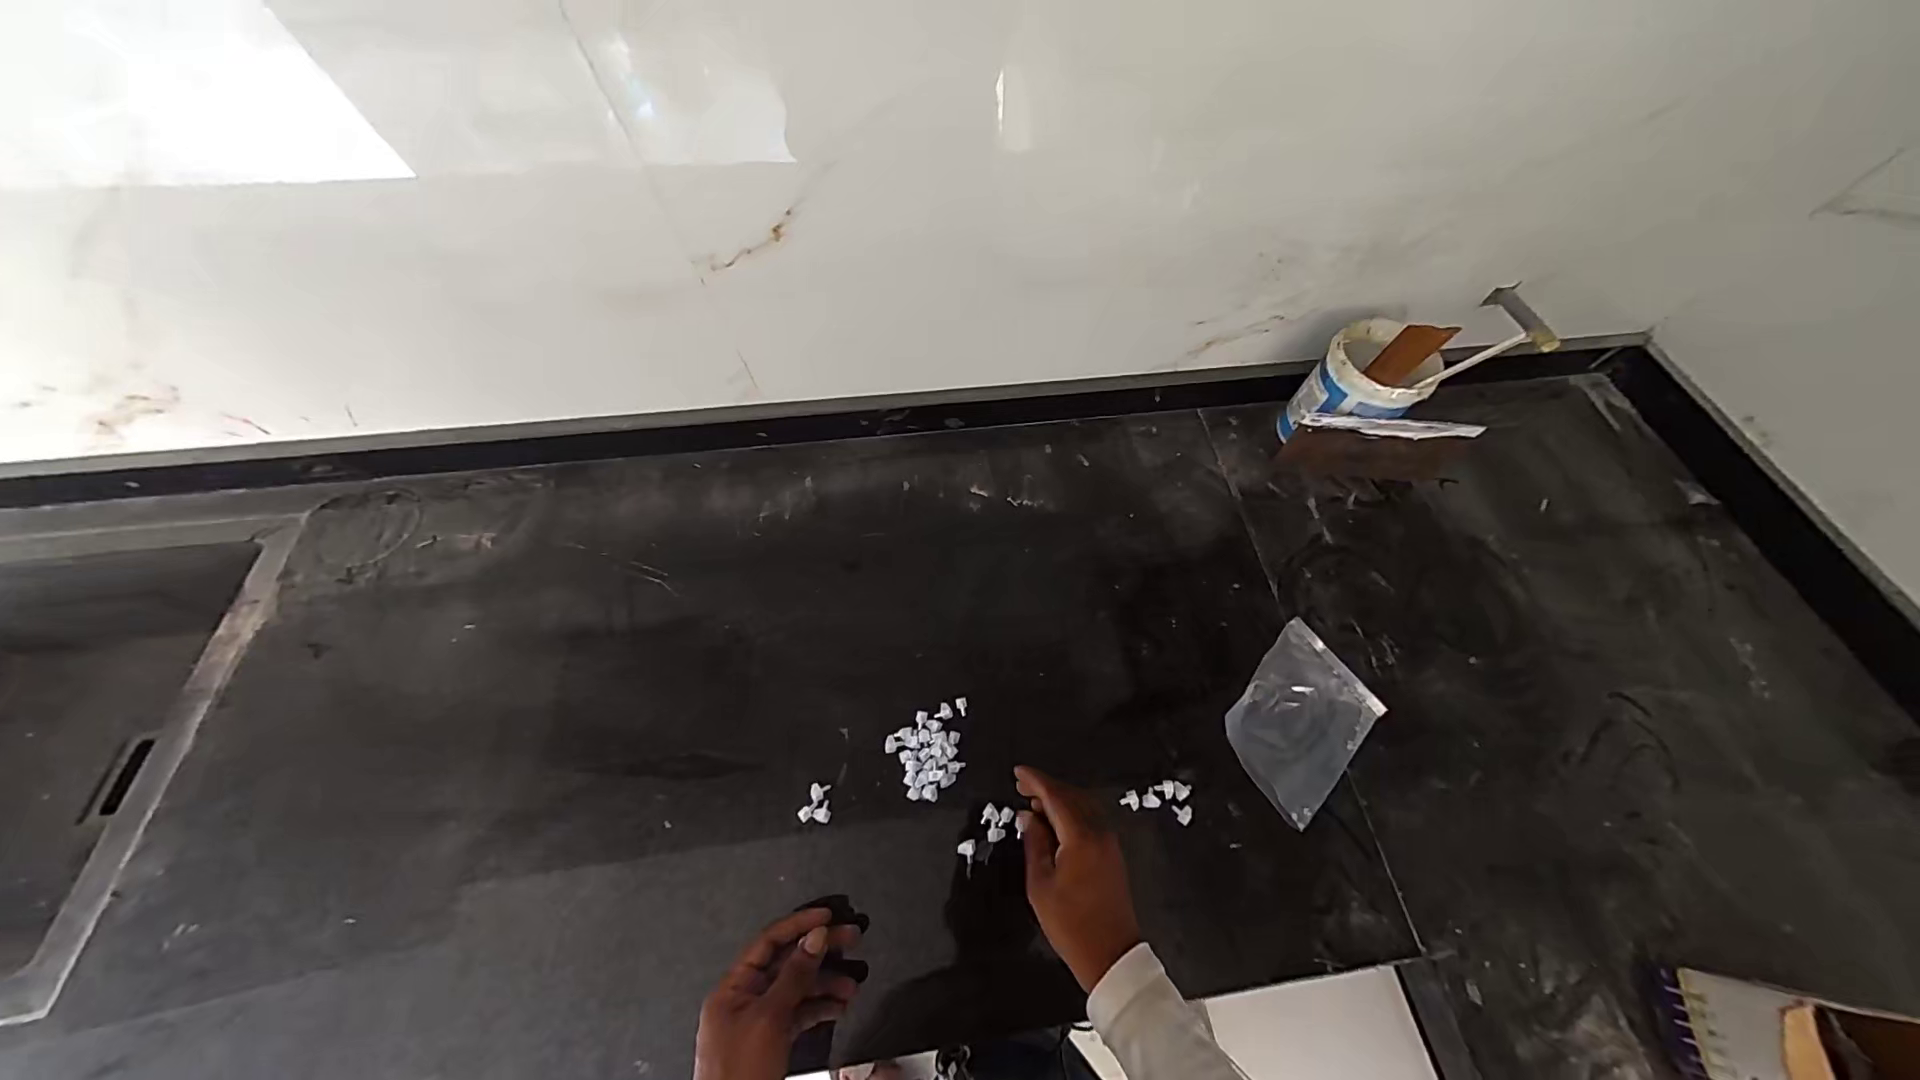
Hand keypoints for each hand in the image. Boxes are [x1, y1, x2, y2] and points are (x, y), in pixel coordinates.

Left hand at [694, 907, 863, 1079]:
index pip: (769, 941)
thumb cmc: (739, 1076)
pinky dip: (820, 1007)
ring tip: (851, 985)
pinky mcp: (771, 1041)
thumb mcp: (770, 1018)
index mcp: (733, 988)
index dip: (799, 924)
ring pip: (798, 989)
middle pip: (787, 963)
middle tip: (850, 939)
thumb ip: (795, 974)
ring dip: (827, 984)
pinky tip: (839, 1006)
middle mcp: (744, 999)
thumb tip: (815, 938)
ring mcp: (758, 1021)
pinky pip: (800, 1013)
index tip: (827, 916)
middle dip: (821, 952)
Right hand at [1015, 765, 1142, 990]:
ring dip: (1060, 798)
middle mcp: (1099, 833)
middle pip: (1071, 796)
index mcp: (1081, 838)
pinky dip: (1071, 812)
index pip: (1056, 797)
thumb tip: (1028, 816)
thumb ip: (1034, 843)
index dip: (1035, 781)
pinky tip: (1055, 822)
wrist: (1111, 956)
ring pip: (1083, 805)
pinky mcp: (1112, 853)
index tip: (1017, 772)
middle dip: (1046, 787)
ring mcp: (1109, 842)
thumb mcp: (1040, 885)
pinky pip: (1090, 818)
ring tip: (1034, 803)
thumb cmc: (1070, 924)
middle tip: (1021, 786)